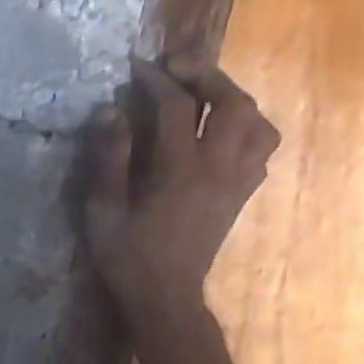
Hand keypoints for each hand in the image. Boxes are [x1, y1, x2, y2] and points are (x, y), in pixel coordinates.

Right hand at [84, 56, 279, 317]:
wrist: (165, 298)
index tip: (137, 65)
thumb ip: (108, 156)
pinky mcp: (242, 195)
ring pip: (259, 124)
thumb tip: (109, 109)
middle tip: (178, 67)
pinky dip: (245, 129)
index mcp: (181, 170)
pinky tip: (217, 133)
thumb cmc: (128, 254)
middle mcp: (219, 169)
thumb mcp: (103, 208)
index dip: (156, 78)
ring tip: (204, 96)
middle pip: (235, 103)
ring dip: (234, 99)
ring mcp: (237, 182)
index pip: (177, 106)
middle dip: (208, 75)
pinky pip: (261, 149)